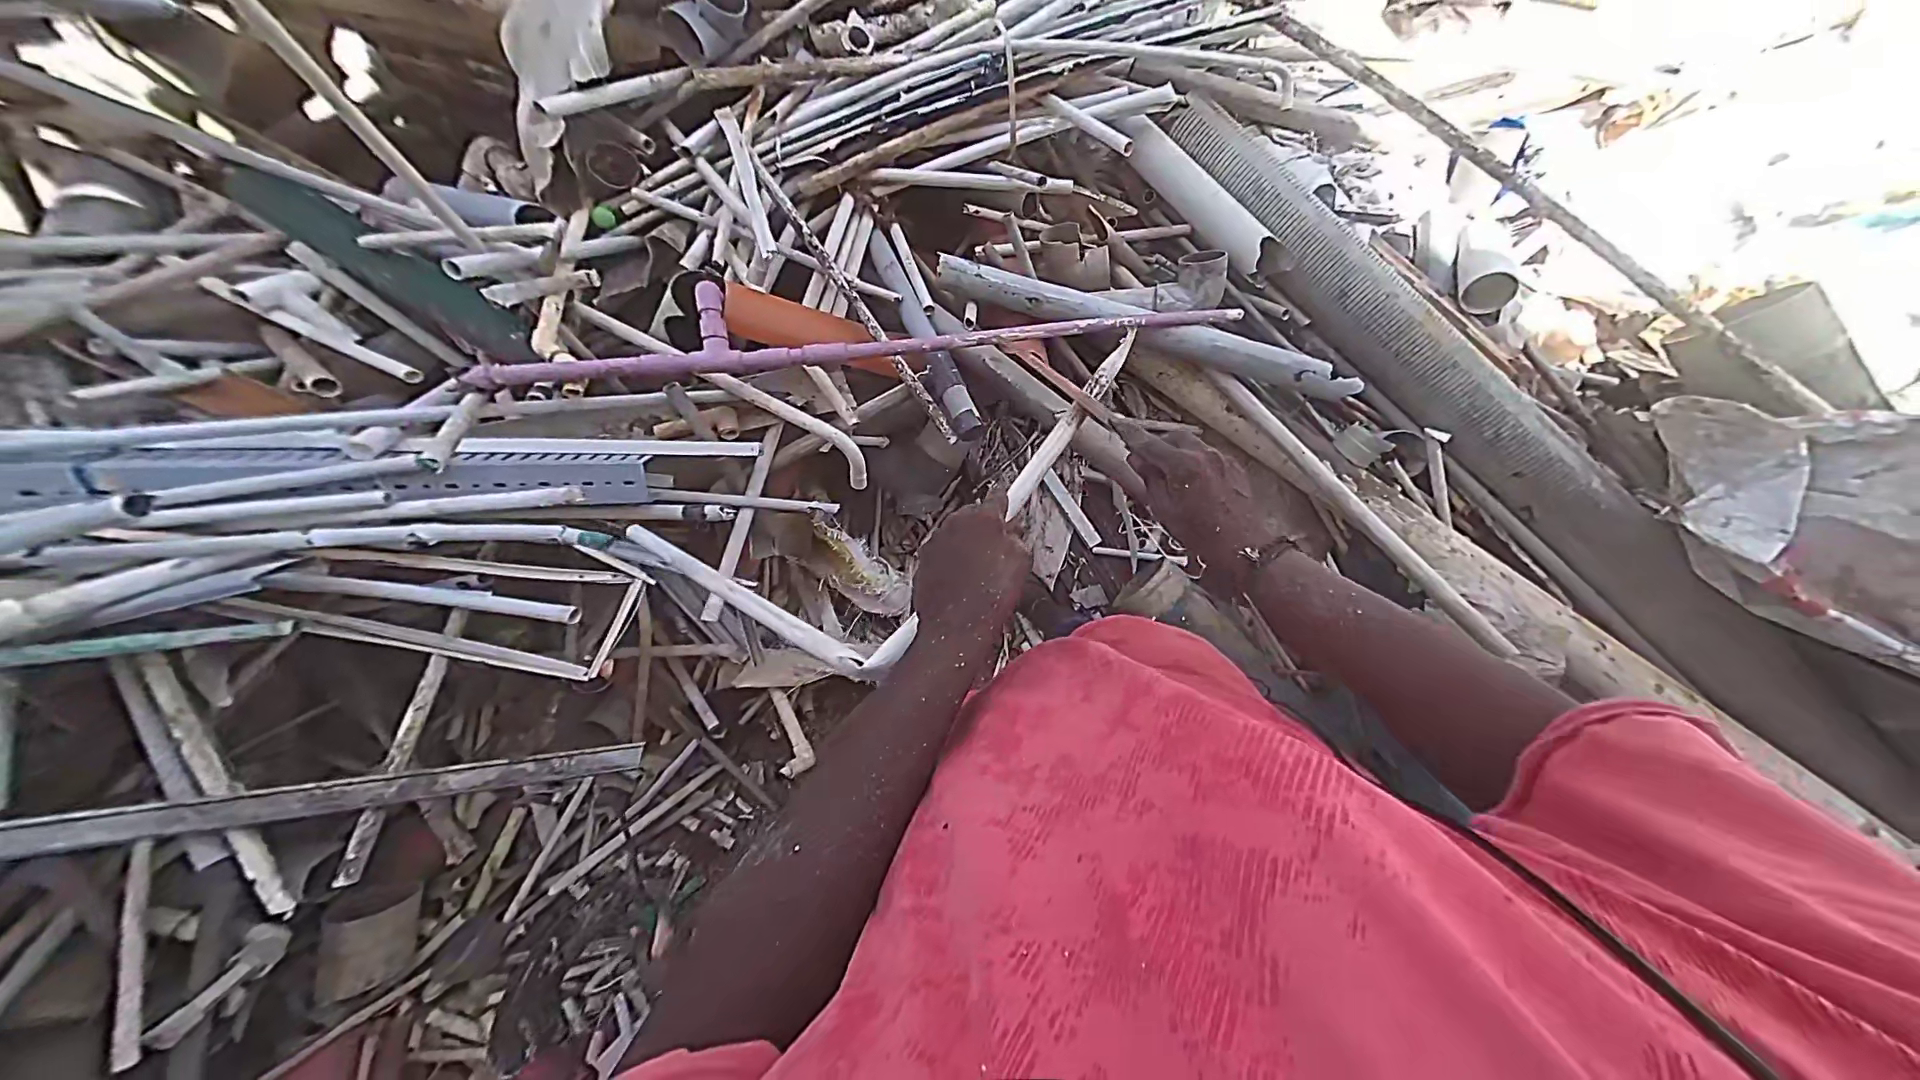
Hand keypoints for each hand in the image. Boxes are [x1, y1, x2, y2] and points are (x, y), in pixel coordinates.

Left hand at [913, 493, 1026, 649]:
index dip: (1008, 502)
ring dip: (967, 546)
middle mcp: (954, 523)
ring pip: (956, 535)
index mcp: (982, 516)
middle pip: (974, 516)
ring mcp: (935, 541)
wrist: (955, 626)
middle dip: (986, 529)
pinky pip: (942, 554)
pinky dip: (951, 563)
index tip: (1010, 503)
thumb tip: (1014, 535)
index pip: (998, 497)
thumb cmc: (986, 598)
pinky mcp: (922, 560)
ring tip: (982, 573)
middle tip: (1000, 549)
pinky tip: (965, 582)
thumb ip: (1017, 538)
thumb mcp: (1022, 561)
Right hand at [1119, 422, 1326, 590]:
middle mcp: (1204, 455)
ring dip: (1177, 452)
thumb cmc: (1204, 536)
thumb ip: (1148, 480)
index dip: (1132, 437)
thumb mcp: (1162, 509)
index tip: (1123, 432)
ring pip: (1192, 444)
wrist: (1241, 548)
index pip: (1150, 443)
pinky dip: (1195, 460)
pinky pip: (1208, 455)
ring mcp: (1222, 459)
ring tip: (1168, 473)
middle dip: (1157, 445)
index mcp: (1183, 465)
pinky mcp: (1233, 467)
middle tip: (1145, 460)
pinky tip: (1190, 480)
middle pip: (1173, 437)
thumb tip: (1139, 463)